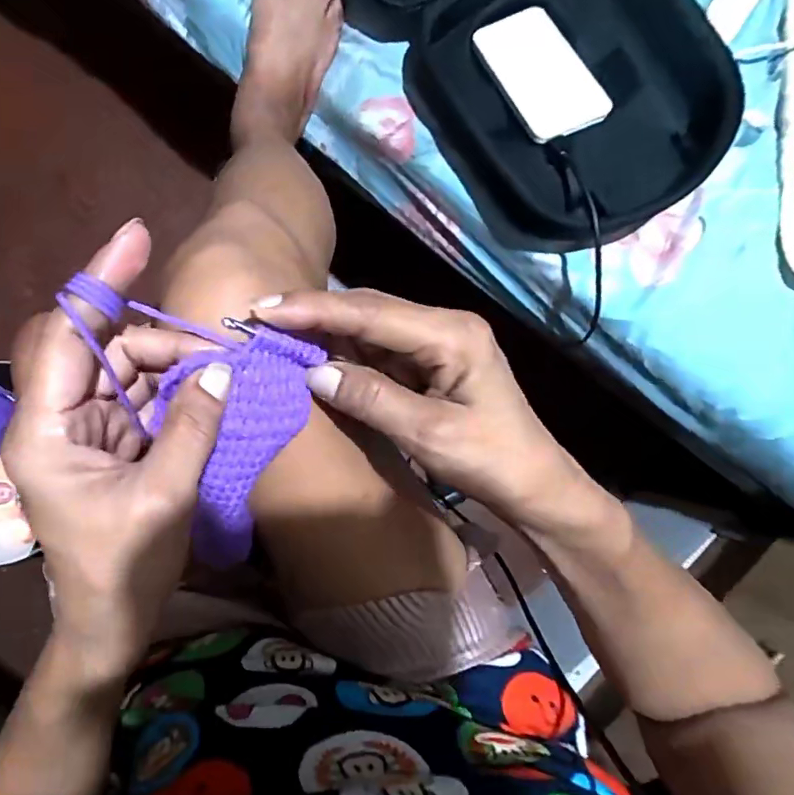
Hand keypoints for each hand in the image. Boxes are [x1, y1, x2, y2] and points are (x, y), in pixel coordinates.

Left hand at [2, 220, 231, 681]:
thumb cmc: (123, 570)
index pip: (64, 334)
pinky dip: (165, 384)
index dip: (98, 282)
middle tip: (209, 347)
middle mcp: (51, 416)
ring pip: (116, 364)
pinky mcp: (100, 437)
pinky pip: (132, 391)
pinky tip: (199, 388)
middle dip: (148, 335)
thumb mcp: (164, 498)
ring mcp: (76, 425)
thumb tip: (219, 367)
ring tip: (214, 372)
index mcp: (43, 429)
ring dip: (164, 361)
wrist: (106, 621)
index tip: (136, 235)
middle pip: (93, 344)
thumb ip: (192, 427)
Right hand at [252, 288, 607, 535]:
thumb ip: (371, 398)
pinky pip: (373, 349)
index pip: (369, 313)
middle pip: (366, 309)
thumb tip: (312, 371)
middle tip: (260, 315)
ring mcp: (433, 343)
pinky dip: (340, 350)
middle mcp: (442, 326)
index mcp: (450, 335)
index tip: (266, 310)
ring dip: (323, 328)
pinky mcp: (425, 362)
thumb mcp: (429, 433)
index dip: (315, 309)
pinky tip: (311, 351)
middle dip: (313, 311)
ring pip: (366, 326)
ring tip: (275, 329)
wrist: (533, 485)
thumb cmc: (490, 460)